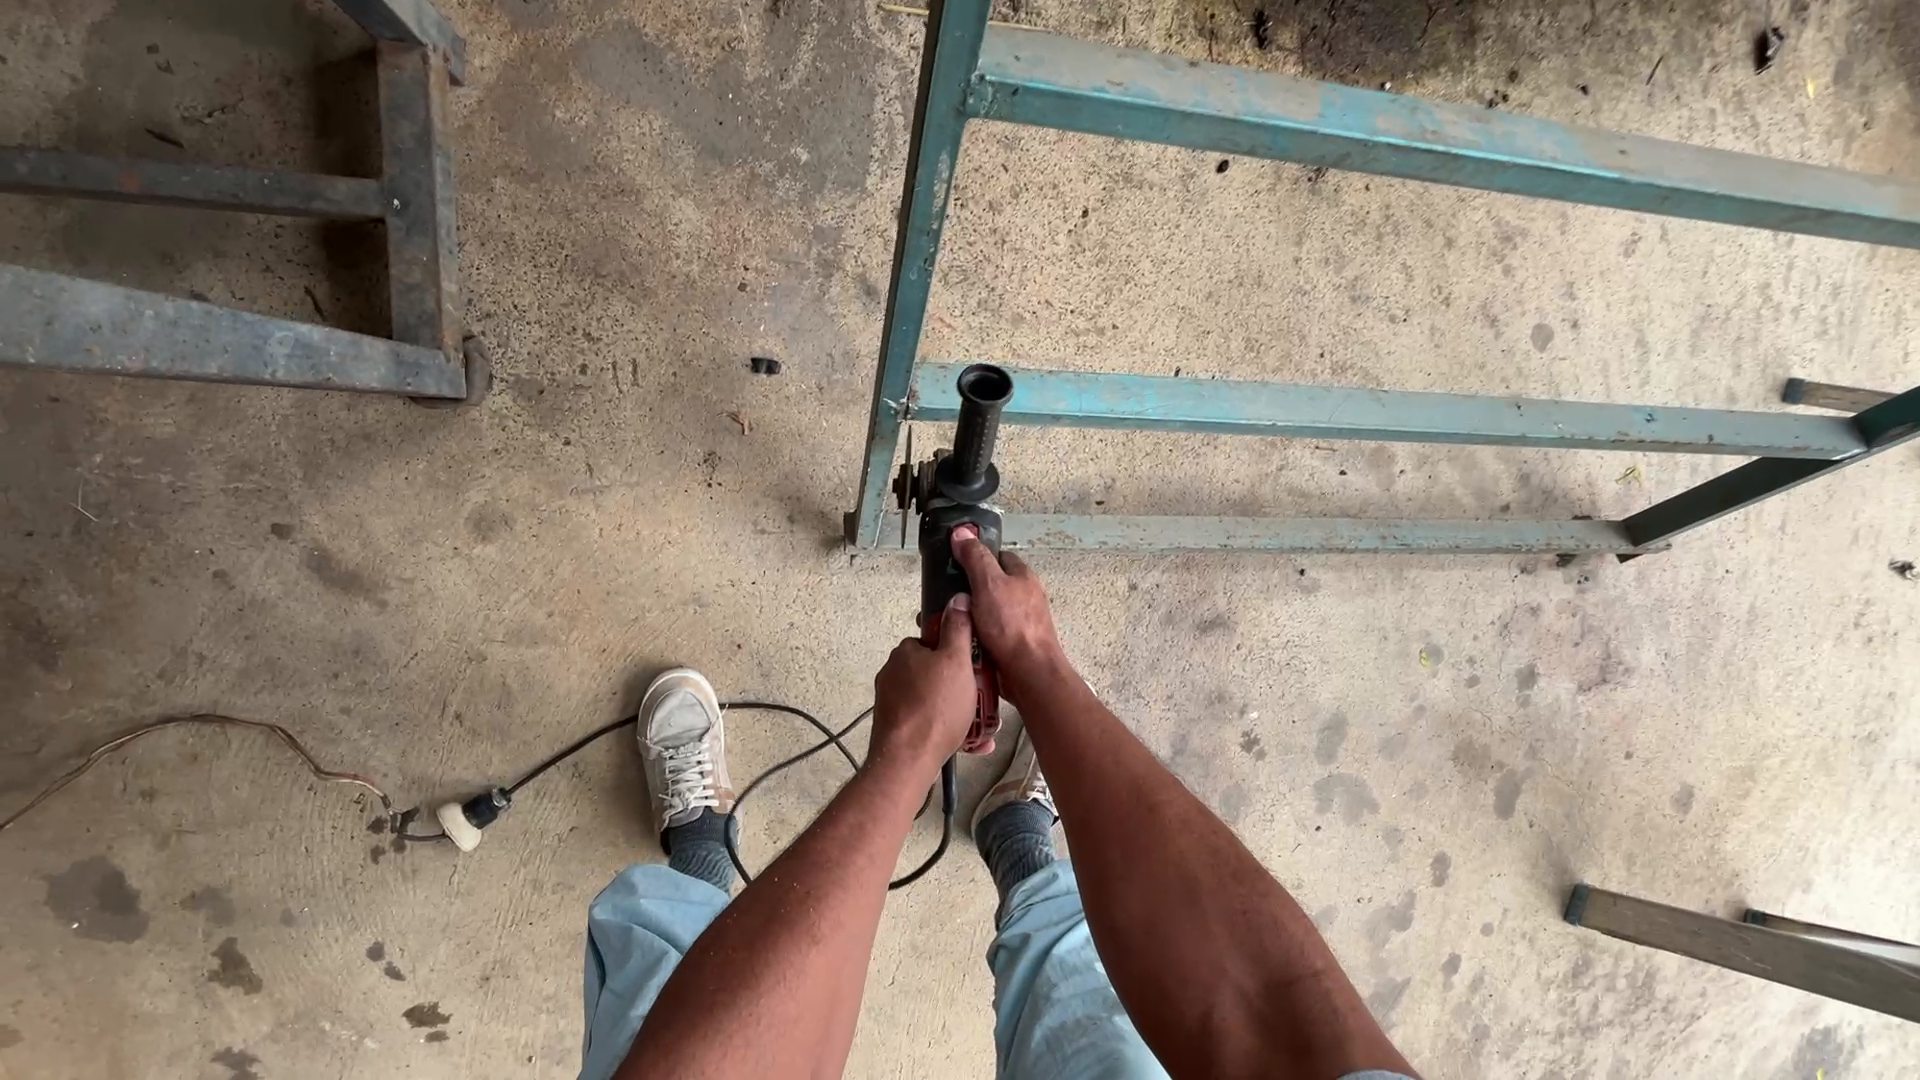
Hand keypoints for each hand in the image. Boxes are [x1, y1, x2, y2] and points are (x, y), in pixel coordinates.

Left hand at [869, 594, 977, 778]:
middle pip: (936, 672)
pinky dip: (948, 729)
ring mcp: (893, 703)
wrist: (907, 761)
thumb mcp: (956, 660)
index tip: (975, 667)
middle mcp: (893, 674)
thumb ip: (958, 628)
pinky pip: (928, 721)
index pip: (934, 641)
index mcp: (905, 652)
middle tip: (983, 699)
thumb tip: (957, 599)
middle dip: (963, 686)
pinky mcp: (896, 728)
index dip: (958, 652)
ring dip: (959, 710)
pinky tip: (970, 743)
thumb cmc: (935, 707)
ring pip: (934, 699)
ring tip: (983, 728)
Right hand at [950, 525, 1067, 693]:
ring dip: (964, 617)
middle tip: (942, 599)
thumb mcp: (989, 584)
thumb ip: (975, 558)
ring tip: (943, 624)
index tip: (953, 564)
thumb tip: (961, 533)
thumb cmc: (1013, 626)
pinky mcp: (1010, 644)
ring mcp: (1017, 622)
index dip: (974, 558)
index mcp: (1021, 577)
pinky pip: (985, 635)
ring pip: (983, 612)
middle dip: (964, 593)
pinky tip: (956, 641)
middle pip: (987, 586)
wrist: (1029, 673)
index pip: (996, 557)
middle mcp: (1022, 597)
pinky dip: (970, 637)